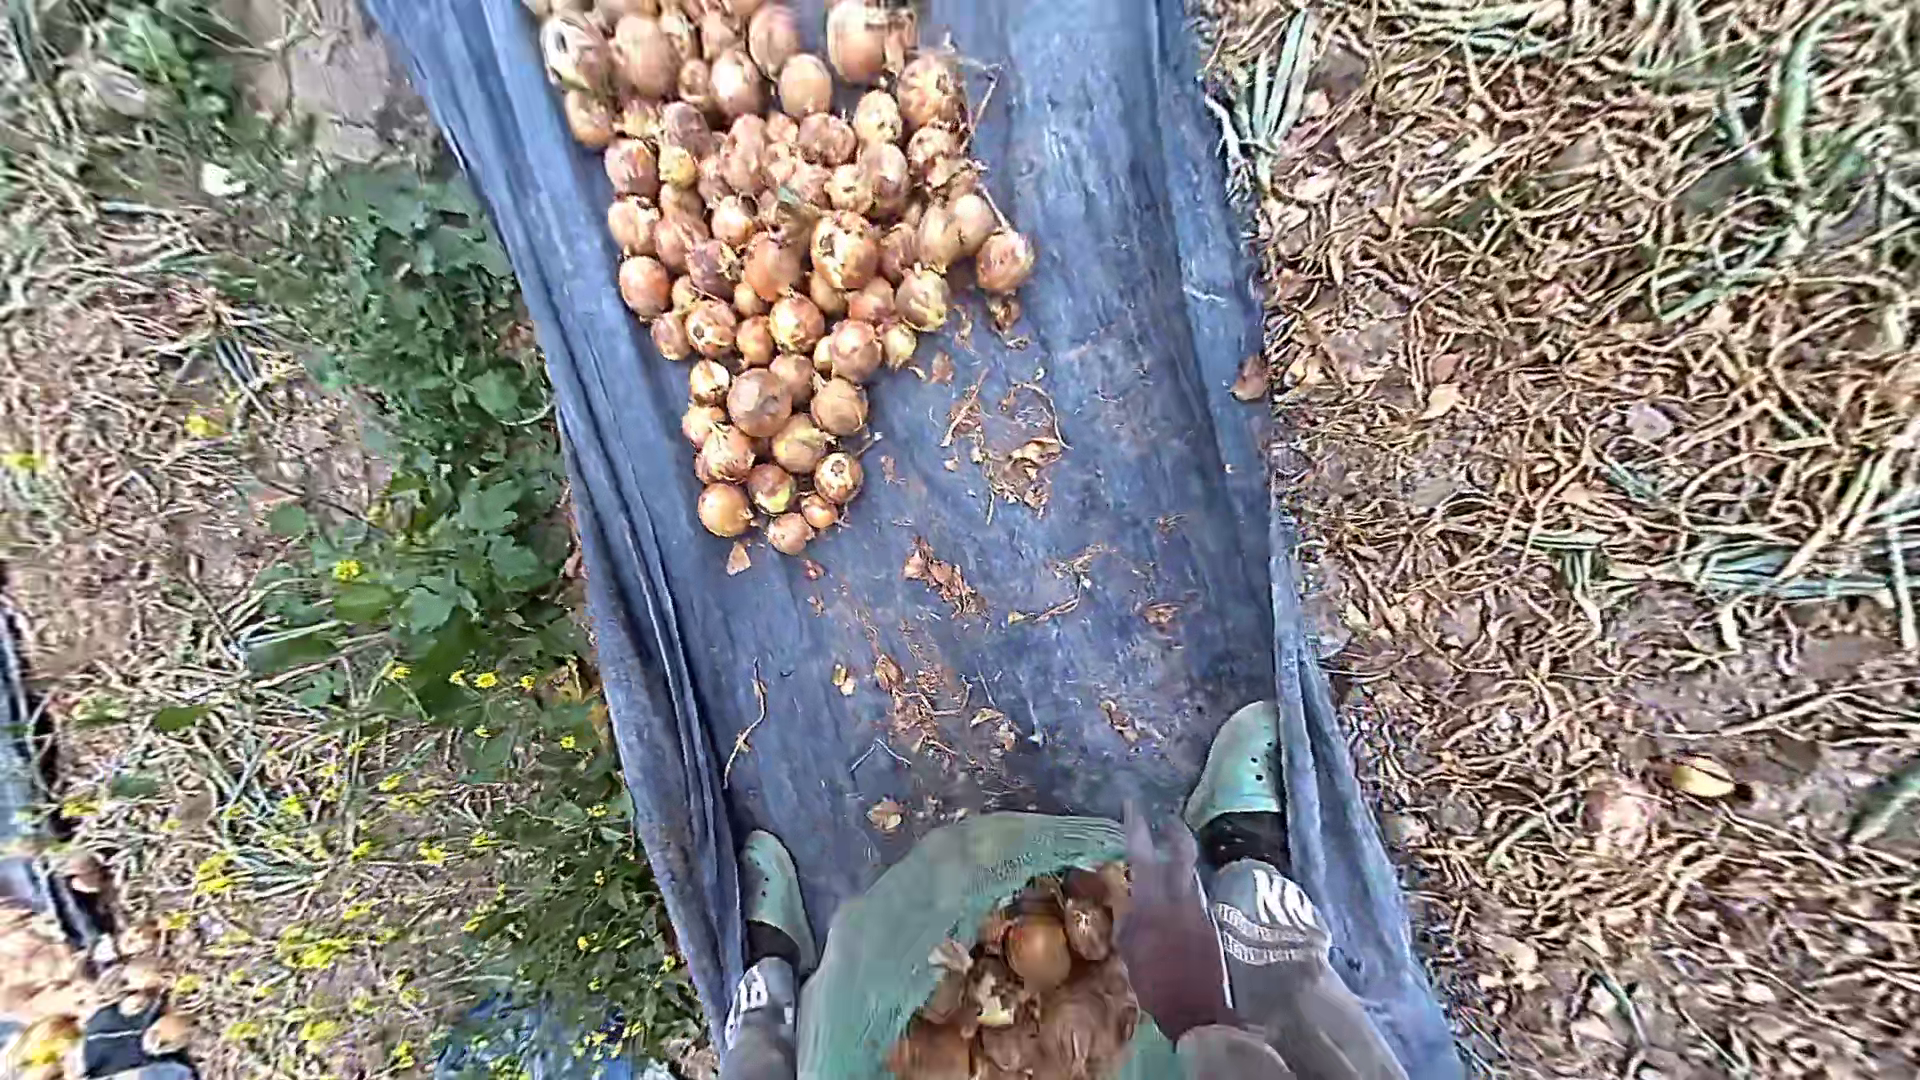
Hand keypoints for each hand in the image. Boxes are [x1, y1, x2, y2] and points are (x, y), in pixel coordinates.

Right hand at [1114, 804, 1233, 1040]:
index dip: (1137, 825)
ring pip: (1191, 873)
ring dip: (1182, 859)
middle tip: (1168, 819)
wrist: (1198, 1014)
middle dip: (1176, 832)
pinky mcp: (1212, 925)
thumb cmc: (1155, 982)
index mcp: (1154, 900)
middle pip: (1182, 853)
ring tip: (1171, 854)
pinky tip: (1179, 894)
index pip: (1143, 852)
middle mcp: (1180, 897)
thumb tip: (1128, 901)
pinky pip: (1197, 894)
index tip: (1133, 803)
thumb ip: (1129, 919)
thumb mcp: (1130, 949)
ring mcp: (1200, 910)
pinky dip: (1186, 886)